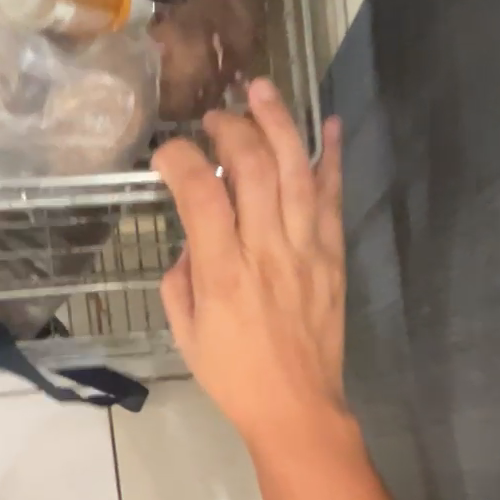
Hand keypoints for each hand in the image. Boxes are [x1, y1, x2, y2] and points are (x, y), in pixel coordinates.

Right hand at [154, 80, 346, 449]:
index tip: (167, 155)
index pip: (199, 196)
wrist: (297, 409)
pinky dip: (333, 160)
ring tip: (260, 91)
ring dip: (278, 123)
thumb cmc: (235, 379)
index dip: (179, 160)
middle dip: (230, 129)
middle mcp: (265, 253)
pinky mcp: (332, 260)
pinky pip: (332, 200)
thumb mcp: (186, 337)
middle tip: (215, 119)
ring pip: (296, 171)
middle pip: (252, 168)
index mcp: (223, 276)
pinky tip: (329, 126)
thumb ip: (180, 282)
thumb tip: (192, 241)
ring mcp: (305, 253)